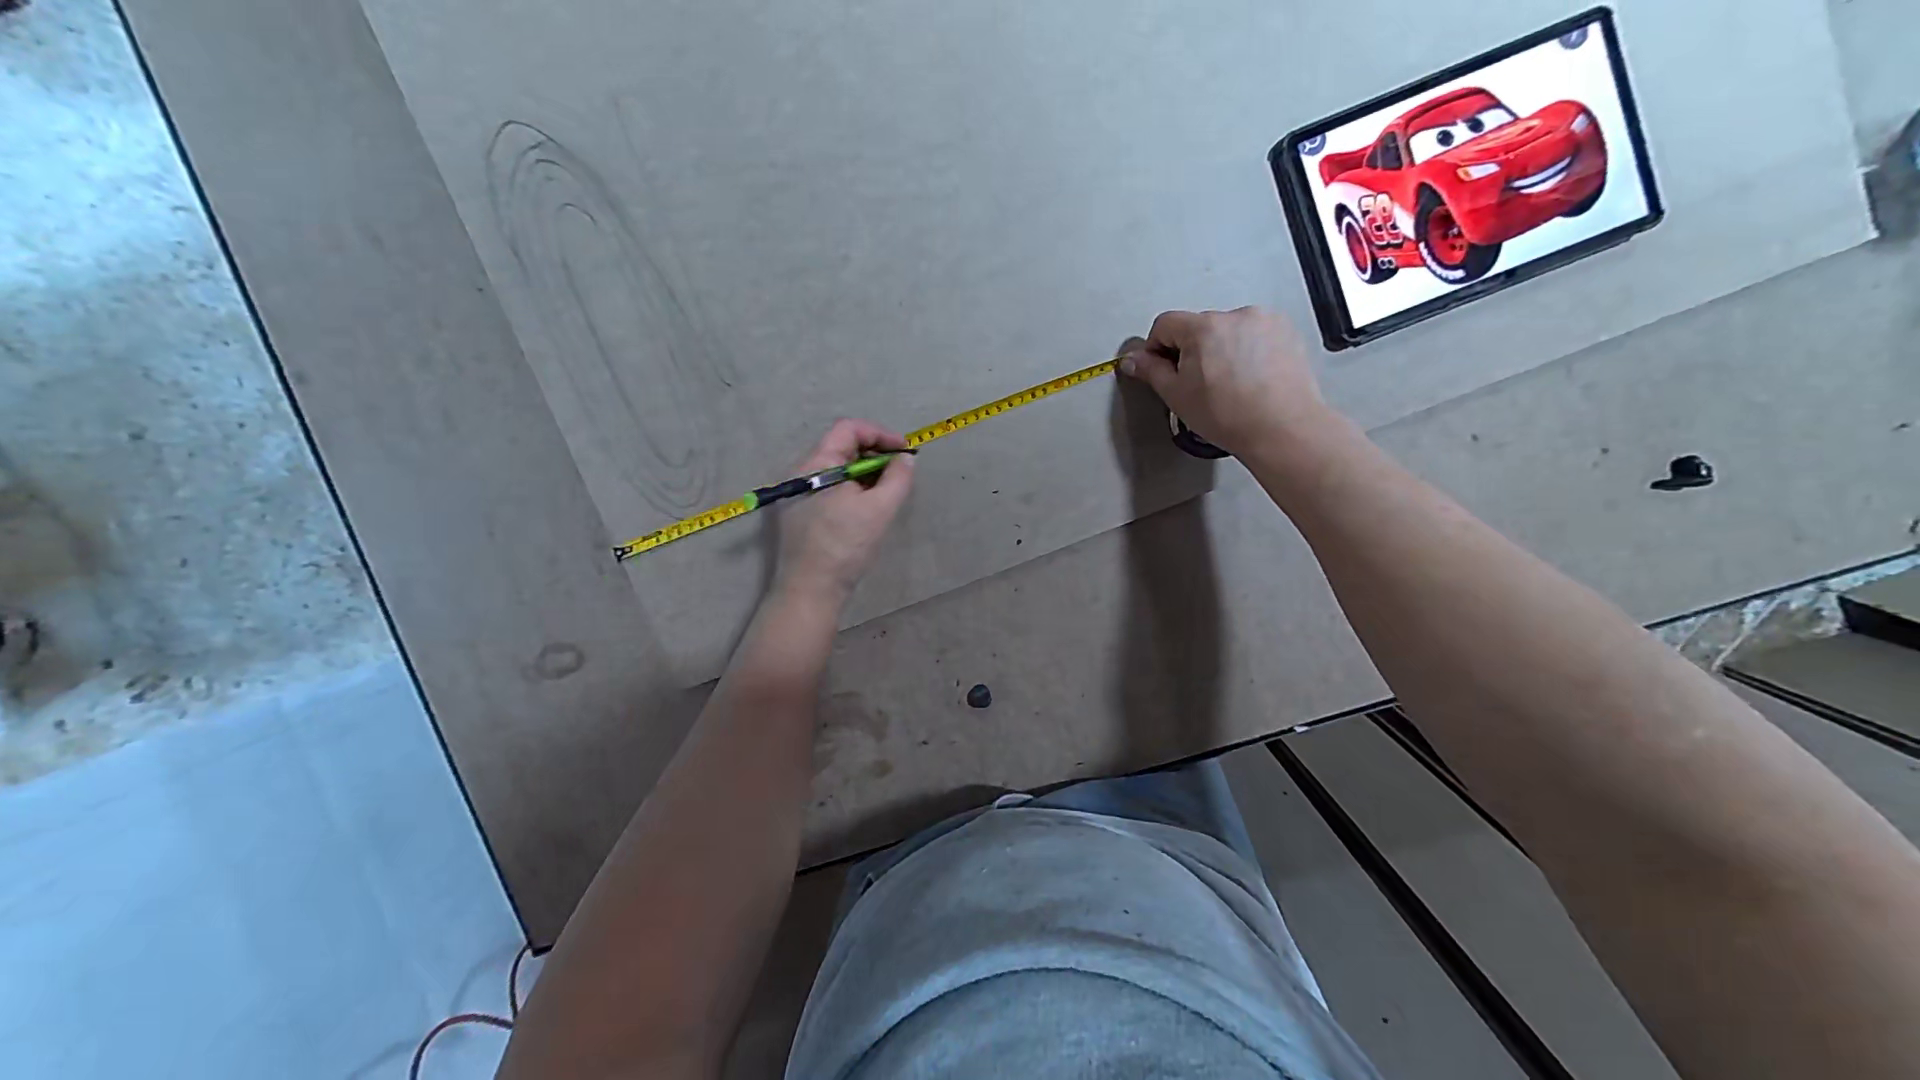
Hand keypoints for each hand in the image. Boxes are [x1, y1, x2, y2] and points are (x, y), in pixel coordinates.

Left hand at [773, 419, 914, 602]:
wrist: (810, 590)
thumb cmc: (845, 545)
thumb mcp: (879, 508)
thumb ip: (898, 477)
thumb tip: (905, 458)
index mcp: (816, 464)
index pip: (849, 429)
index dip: (880, 434)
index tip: (904, 452)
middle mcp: (802, 473)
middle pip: (842, 447)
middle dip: (875, 455)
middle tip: (899, 473)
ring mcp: (798, 494)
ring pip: (837, 470)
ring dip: (866, 474)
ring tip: (887, 492)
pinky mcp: (800, 514)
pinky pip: (830, 489)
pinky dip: (853, 490)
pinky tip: (868, 509)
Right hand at [1119, 307, 1332, 459]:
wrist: (1282, 428)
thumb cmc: (1231, 416)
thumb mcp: (1177, 395)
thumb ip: (1151, 370)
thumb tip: (1133, 359)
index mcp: (1203, 327)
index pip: (1165, 324)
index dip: (1157, 348)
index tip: (1162, 369)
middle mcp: (1235, 315)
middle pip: (1197, 326)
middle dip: (1192, 350)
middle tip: (1198, 385)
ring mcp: (1263, 321)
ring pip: (1226, 330)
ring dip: (1220, 349)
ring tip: (1228, 384)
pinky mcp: (1284, 331)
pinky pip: (1253, 334)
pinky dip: (1246, 350)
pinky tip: (1249, 378)